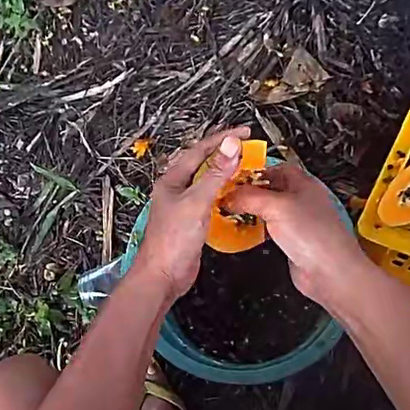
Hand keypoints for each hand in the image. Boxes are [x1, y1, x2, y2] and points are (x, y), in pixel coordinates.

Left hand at [130, 127, 251, 298]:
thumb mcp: (197, 202)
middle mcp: (177, 190)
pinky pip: (210, 199)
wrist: (163, 275)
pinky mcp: (192, 221)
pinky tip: (235, 195)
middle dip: (225, 153)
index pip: (200, 150)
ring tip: (245, 166)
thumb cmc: (171, 242)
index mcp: (172, 180)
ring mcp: (184, 206)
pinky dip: (224, 193)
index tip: (243, 133)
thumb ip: (215, 174)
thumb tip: (231, 146)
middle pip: (203, 163)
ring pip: (208, 181)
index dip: (223, 139)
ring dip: (226, 173)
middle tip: (246, 146)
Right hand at [223, 163, 371, 306]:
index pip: (274, 168)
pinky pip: (270, 230)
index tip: (232, 177)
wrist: (330, 272)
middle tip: (228, 196)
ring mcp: (297, 221)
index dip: (253, 171)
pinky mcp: (293, 240)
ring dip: (251, 211)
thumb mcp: (276, 206)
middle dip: (248, 192)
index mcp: (302, 183)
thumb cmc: (315, 235)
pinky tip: (245, 232)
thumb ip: (249, 197)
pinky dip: (257, 229)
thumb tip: (229, 195)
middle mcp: (301, 200)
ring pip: (269, 210)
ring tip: (231, 212)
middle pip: (269, 189)